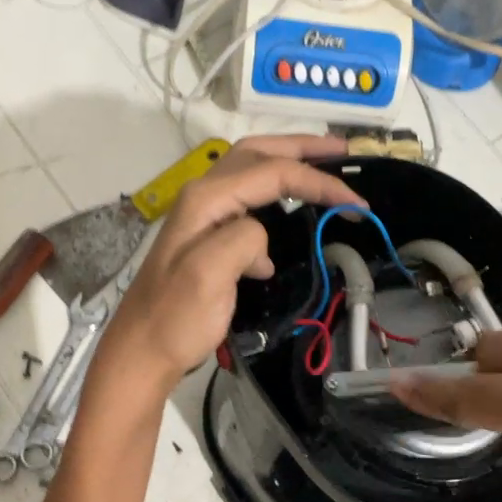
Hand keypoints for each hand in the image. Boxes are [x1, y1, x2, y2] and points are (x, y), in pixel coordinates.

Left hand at [96, 135, 364, 395]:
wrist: (143, 353)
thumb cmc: (176, 318)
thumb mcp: (207, 276)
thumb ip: (242, 239)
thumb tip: (263, 236)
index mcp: (206, 200)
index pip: (274, 173)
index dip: (319, 182)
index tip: (357, 204)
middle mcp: (203, 197)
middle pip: (259, 154)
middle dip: (304, 148)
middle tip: (345, 151)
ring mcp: (204, 217)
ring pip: (252, 174)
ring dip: (289, 165)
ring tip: (325, 169)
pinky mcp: (208, 240)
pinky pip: (247, 205)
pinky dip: (275, 200)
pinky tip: (290, 224)